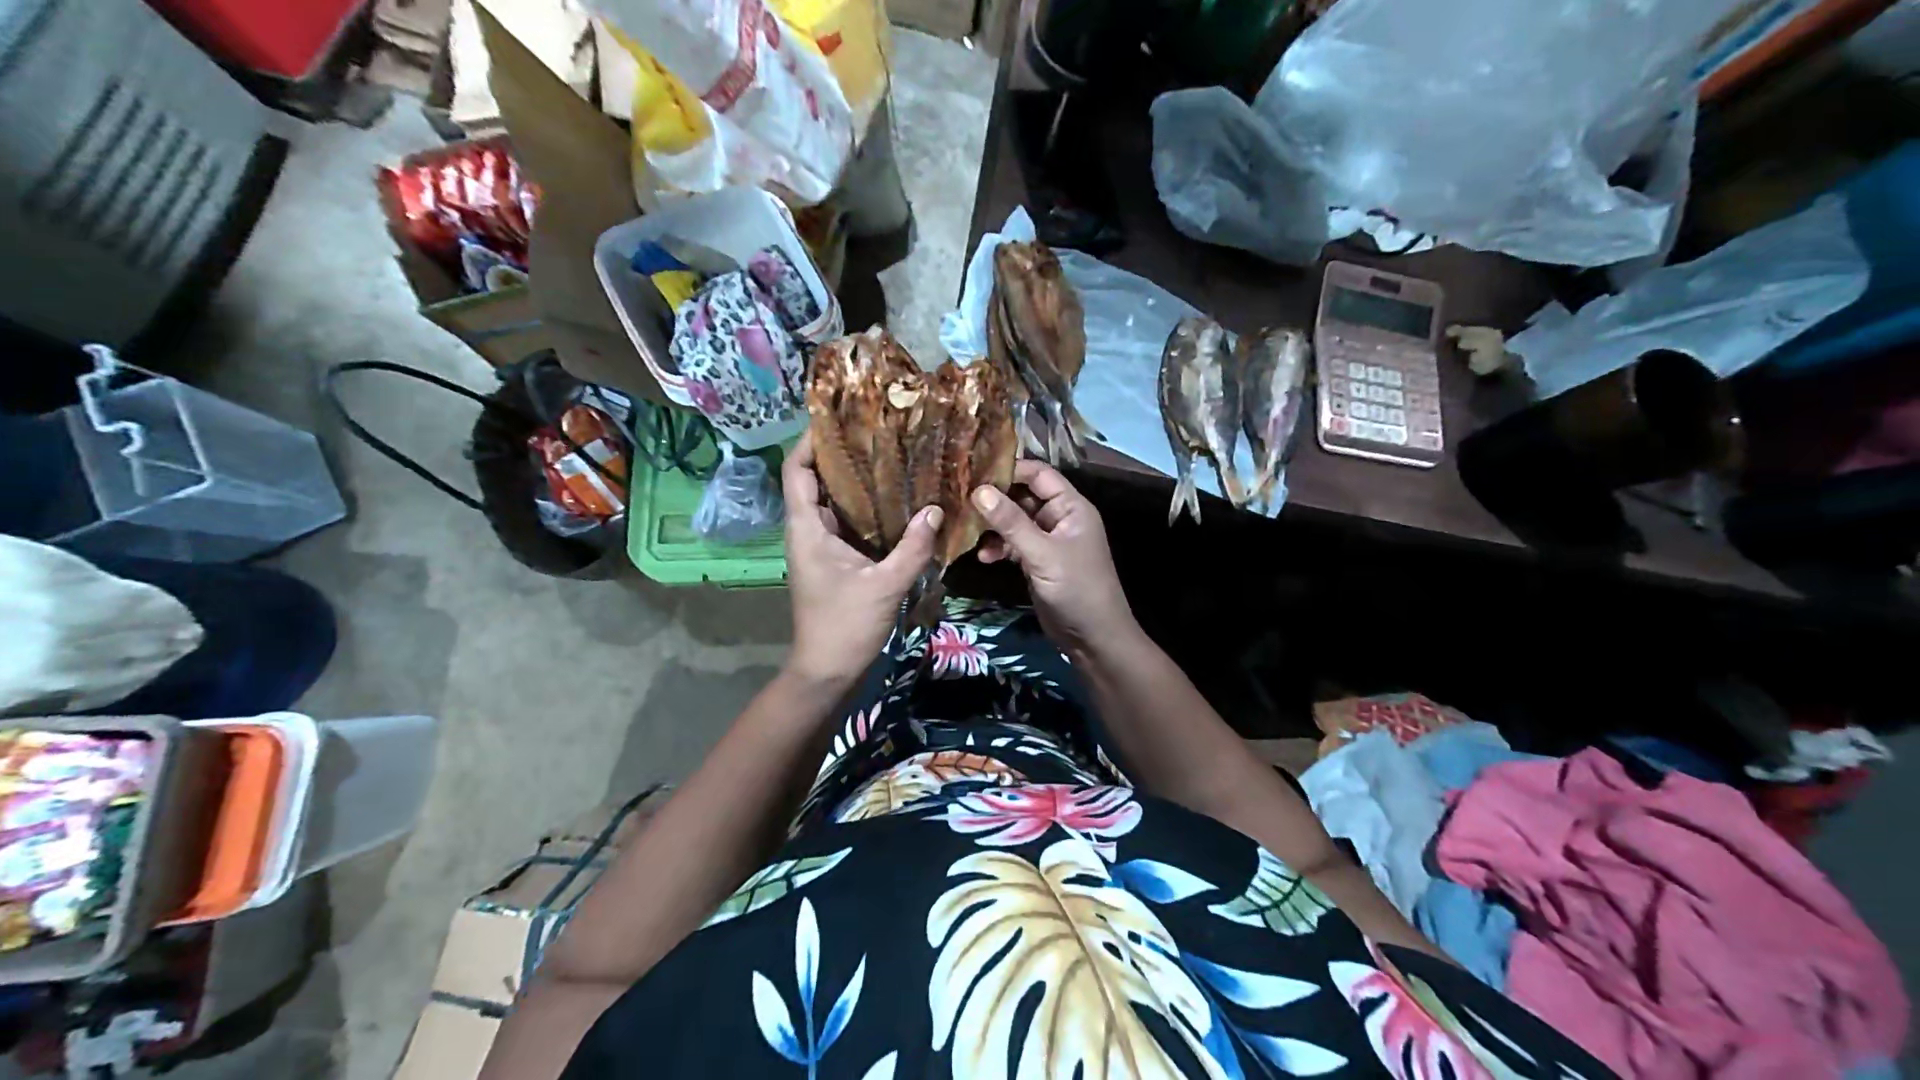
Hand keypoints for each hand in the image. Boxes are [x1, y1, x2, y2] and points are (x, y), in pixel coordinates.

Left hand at [781, 432, 942, 687]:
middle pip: (816, 480)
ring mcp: (818, 546)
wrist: (826, 670)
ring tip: (891, 458)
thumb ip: (912, 548)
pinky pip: (846, 523)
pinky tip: (896, 502)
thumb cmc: (845, 626)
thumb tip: (936, 509)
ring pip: (833, 502)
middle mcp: (808, 530)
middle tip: (879, 432)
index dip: (811, 440)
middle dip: (842, 454)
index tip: (839, 416)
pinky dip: (864, 508)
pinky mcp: (832, 561)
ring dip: (855, 481)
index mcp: (807, 528)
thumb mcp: (885, 585)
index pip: (797, 470)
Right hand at [973, 460, 1140, 661]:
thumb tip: (978, 491)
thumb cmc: (1076, 589)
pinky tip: (983, 557)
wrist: (1093, 638)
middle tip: (960, 499)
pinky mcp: (1037, 561)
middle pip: (1022, 495)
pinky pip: (1013, 544)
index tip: (975, 471)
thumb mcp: (1042, 554)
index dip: (1009, 469)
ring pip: (1014, 521)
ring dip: (992, 526)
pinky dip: (998, 547)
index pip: (1038, 474)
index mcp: (1070, 507)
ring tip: (967, 531)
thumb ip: (1011, 523)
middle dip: (994, 499)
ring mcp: (1047, 540)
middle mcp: (1059, 518)